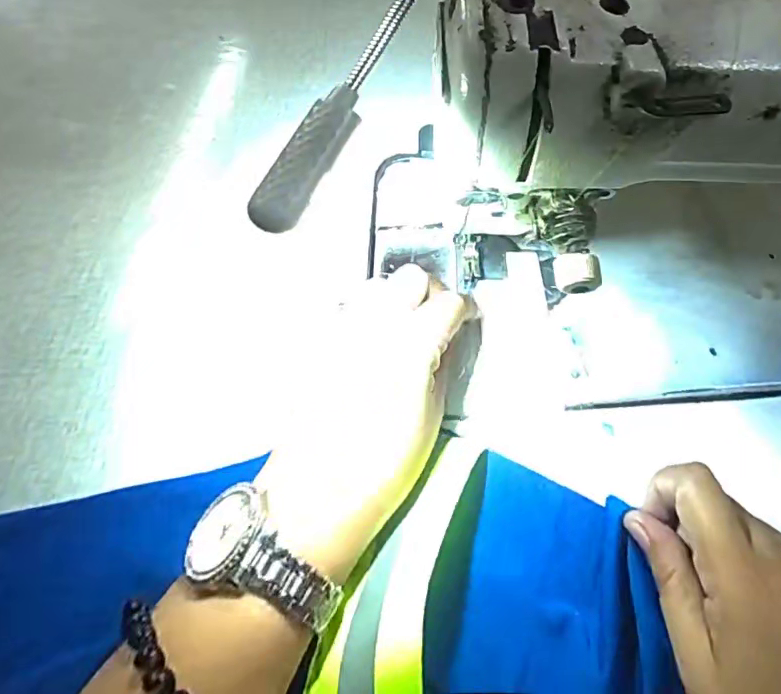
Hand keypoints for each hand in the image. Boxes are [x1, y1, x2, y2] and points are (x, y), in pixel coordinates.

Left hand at [254, 265, 468, 580]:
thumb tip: (448, 340)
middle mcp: (374, 329)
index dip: (466, 308)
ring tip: (400, 329)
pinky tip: (366, 343)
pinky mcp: (314, 347)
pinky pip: (343, 310)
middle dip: (431, 293)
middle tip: (437, 319)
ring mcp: (339, 334)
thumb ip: (442, 365)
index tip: (467, 318)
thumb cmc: (380, 469)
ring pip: (376, 286)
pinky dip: (361, 316)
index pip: (450, 301)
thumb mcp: (432, 417)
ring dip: (395, 300)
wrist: (313, 500)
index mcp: (411, 348)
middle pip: (413, 278)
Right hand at [624, 463, 780, 693]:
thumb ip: (669, 577)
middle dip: (691, 528)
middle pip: (724, 504)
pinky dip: (762, 570)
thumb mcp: (696, 657)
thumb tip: (639, 517)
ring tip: (726, 616)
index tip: (653, 536)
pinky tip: (764, 623)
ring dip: (727, 552)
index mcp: (744, 565)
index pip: (698, 480)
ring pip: (754, 528)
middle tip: (685, 588)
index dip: (664, 491)